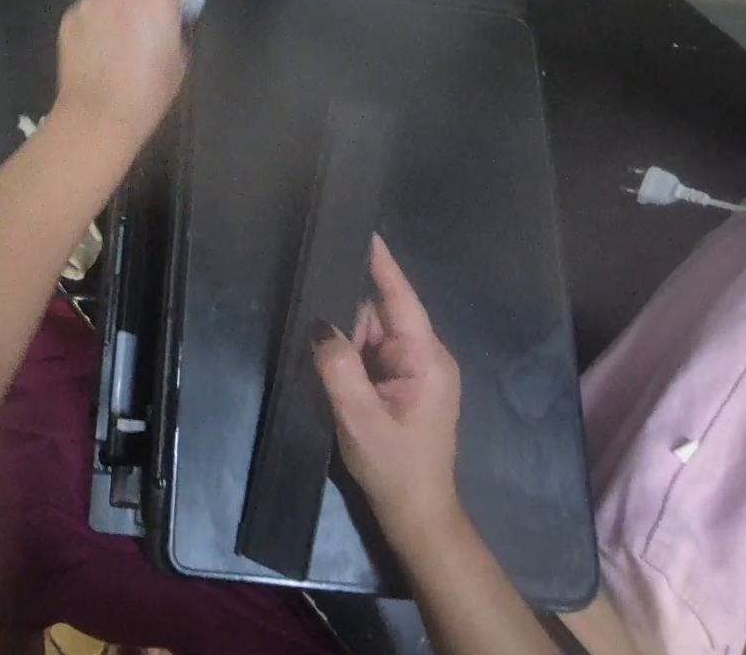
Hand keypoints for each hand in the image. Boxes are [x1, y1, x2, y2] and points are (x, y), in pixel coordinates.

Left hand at [53, 0, 188, 147]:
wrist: (98, 115)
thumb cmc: (147, 95)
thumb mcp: (178, 62)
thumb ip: (174, 30)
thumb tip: (168, 22)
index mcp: (157, 0)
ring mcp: (91, 3)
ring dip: (112, 1)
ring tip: (114, 34)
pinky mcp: (69, 19)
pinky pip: (87, 11)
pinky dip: (93, 21)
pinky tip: (95, 48)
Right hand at [314, 234, 463, 532]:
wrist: (416, 514)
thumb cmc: (394, 467)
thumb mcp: (359, 418)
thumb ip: (338, 368)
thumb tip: (320, 324)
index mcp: (426, 360)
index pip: (402, 299)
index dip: (382, 265)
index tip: (364, 232)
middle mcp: (426, 357)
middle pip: (381, 315)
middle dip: (349, 324)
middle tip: (319, 344)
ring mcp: (416, 370)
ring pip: (372, 333)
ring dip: (348, 346)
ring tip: (331, 375)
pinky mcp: (404, 382)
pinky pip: (372, 352)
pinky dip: (352, 358)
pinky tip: (337, 375)